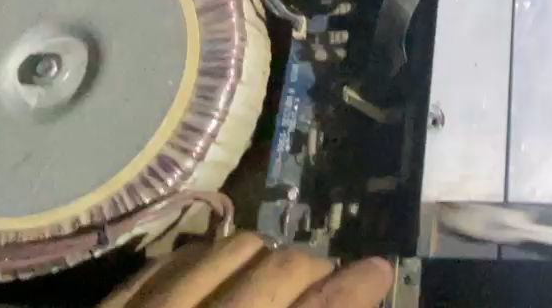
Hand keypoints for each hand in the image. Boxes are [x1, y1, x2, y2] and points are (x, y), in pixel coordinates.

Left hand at [100, 233, 392, 307]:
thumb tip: (336, 306)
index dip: (353, 289)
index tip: (380, 270)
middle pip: (278, 270)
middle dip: (315, 269)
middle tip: (328, 282)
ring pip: (229, 250)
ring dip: (263, 257)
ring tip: (273, 279)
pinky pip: (170, 260)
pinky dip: (205, 260)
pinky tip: (215, 276)